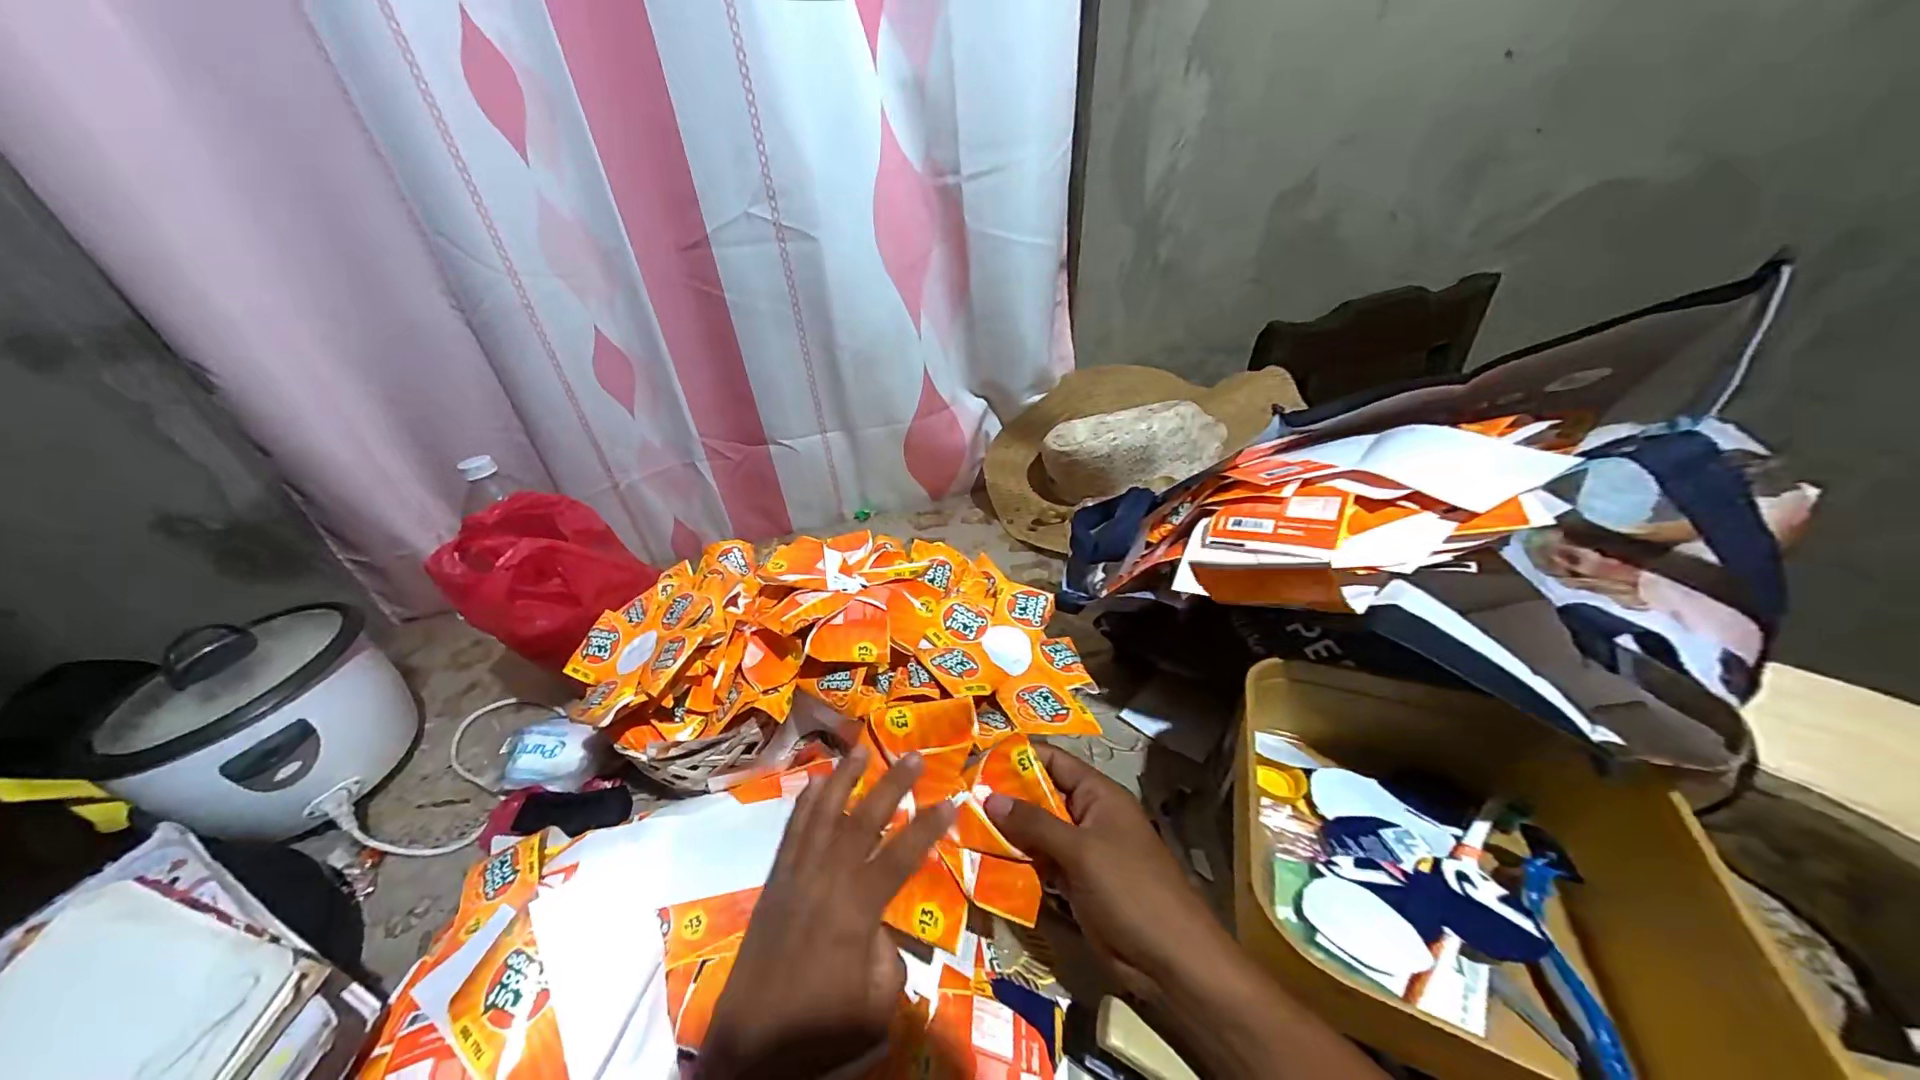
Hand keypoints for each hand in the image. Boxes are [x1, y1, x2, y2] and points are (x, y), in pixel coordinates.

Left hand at [699, 747, 955, 1079]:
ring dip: (843, 781)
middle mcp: (825, 881)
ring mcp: (795, 878)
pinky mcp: (773, 885)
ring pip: (822, 816)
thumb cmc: (819, 1033)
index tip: (953, 799)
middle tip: (913, 757)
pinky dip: (804, 805)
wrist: (749, 1052)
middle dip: (891, 786)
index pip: (901, 856)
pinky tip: (814, 784)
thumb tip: (880, 928)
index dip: (929, 827)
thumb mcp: (876, 1006)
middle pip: (862, 822)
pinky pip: (791, 834)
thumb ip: (888, 956)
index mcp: (856, 910)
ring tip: (860, 750)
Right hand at [983, 742, 1229, 999]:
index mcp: (1098, 795)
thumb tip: (988, 796)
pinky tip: (985, 863)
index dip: (1018, 757)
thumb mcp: (1080, 851)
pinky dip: (1018, 862)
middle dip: (1005, 797)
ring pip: (1038, 832)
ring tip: (962, 828)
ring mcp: (1083, 852)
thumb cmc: (1130, 889)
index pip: (1054, 761)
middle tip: (960, 798)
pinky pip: (1041, 863)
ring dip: (1007, 832)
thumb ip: (1034, 823)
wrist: (1170, 959)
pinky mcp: (1076, 884)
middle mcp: (1089, 816)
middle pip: (1042, 796)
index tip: (978, 760)